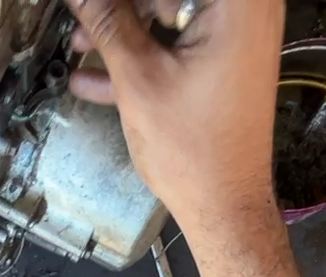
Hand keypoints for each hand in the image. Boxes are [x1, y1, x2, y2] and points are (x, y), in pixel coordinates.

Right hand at [64, 0, 284, 234]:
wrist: (225, 207)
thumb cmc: (195, 154)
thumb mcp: (139, 81)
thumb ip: (107, 24)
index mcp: (235, 1)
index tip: (87, 4)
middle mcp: (247, 8)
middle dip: (118, 8)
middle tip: (80, 18)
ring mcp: (238, 36)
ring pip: (169, 14)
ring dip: (123, 30)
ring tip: (78, 45)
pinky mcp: (226, 63)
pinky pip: (180, 44)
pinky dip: (145, 53)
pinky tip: (97, 73)